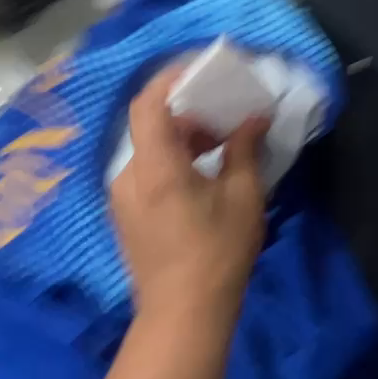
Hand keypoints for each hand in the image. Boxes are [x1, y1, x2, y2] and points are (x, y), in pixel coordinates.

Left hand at [111, 66, 268, 325]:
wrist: (184, 312)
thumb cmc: (218, 249)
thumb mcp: (243, 194)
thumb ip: (244, 149)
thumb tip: (253, 117)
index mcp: (155, 167)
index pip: (148, 105)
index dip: (170, 78)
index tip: (200, 66)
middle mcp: (128, 177)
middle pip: (152, 126)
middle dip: (190, 110)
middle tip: (228, 109)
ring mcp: (124, 198)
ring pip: (152, 149)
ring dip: (186, 137)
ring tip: (226, 142)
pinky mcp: (129, 216)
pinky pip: (150, 170)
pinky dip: (177, 158)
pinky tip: (209, 171)